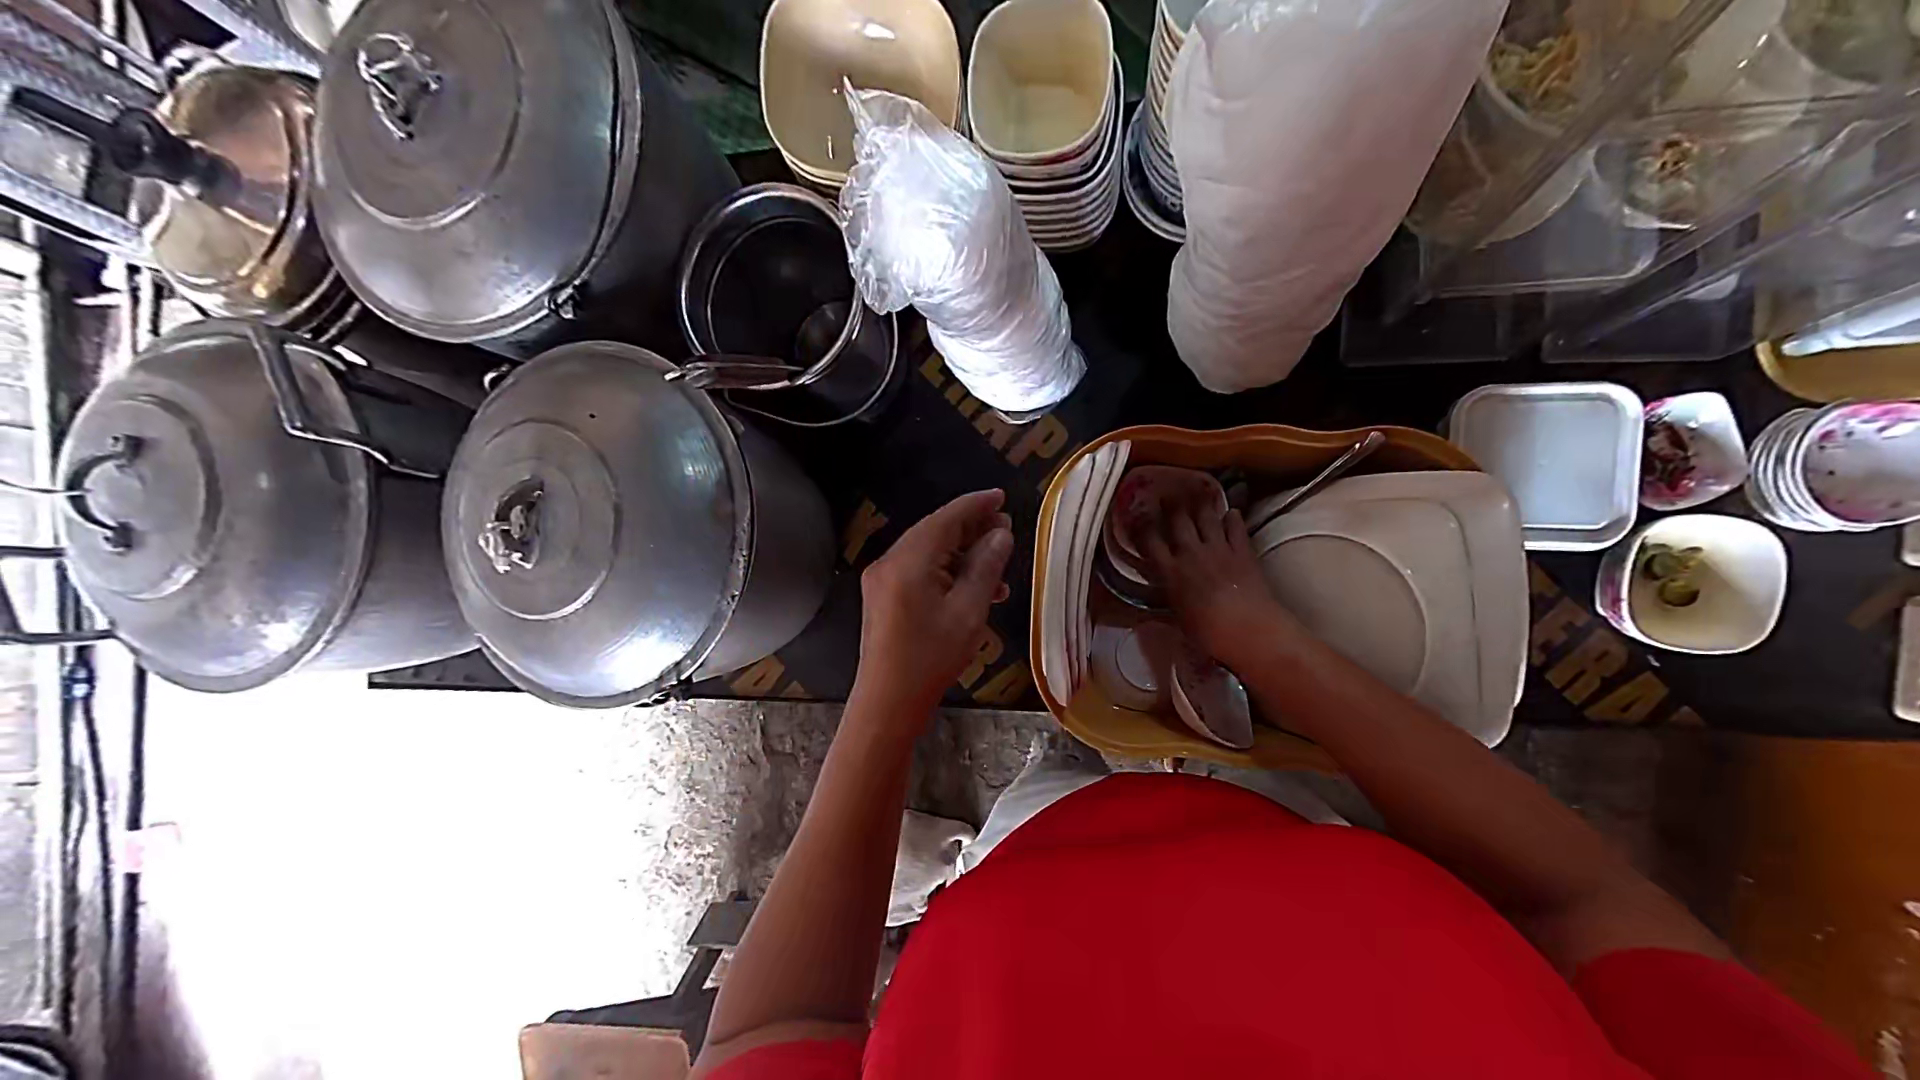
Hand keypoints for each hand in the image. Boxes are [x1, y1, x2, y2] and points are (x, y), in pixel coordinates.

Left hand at [854, 489, 1014, 716]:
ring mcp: (882, 580)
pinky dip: (946, 573)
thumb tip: (1000, 535)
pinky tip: (975, 588)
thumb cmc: (931, 658)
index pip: (945, 519)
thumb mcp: (968, 611)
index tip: (1000, 497)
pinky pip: (918, 572)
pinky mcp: (883, 597)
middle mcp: (889, 562)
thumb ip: (985, 566)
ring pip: (928, 553)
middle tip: (1005, 527)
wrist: (888, 701)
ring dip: (962, 554)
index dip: (975, 505)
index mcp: (908, 561)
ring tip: (997, 561)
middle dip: (971, 529)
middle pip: (934, 532)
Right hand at [1142, 500, 1299, 673]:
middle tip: (1166, 496)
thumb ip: (1167, 604)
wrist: (1249, 629)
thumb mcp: (1178, 620)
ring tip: (1196, 493)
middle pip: (1178, 520)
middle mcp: (1191, 553)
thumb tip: (1152, 610)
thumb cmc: (1207, 633)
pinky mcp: (1243, 551)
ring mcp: (1218, 549)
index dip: (1141, 527)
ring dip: (1200, 504)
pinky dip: (1233, 518)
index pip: (1149, 542)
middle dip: (1170, 505)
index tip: (1137, 517)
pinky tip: (1232, 512)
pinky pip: (1236, 528)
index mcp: (1170, 572)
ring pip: (1206, 517)